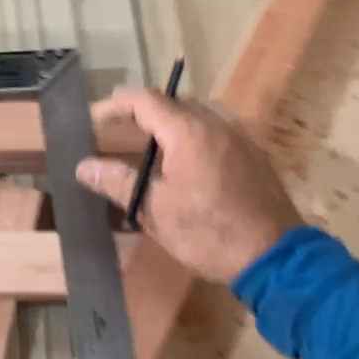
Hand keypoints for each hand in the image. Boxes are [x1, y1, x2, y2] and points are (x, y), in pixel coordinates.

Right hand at [76, 87, 302, 284]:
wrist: (274, 257)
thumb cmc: (208, 233)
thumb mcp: (155, 210)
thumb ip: (118, 182)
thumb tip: (84, 166)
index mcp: (188, 131)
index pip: (145, 100)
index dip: (115, 105)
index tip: (93, 119)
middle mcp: (216, 123)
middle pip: (173, 102)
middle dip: (143, 112)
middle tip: (118, 132)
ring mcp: (240, 137)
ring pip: (199, 113)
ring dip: (171, 121)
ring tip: (151, 145)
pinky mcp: (255, 155)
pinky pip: (218, 130)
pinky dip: (194, 135)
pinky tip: (187, 163)